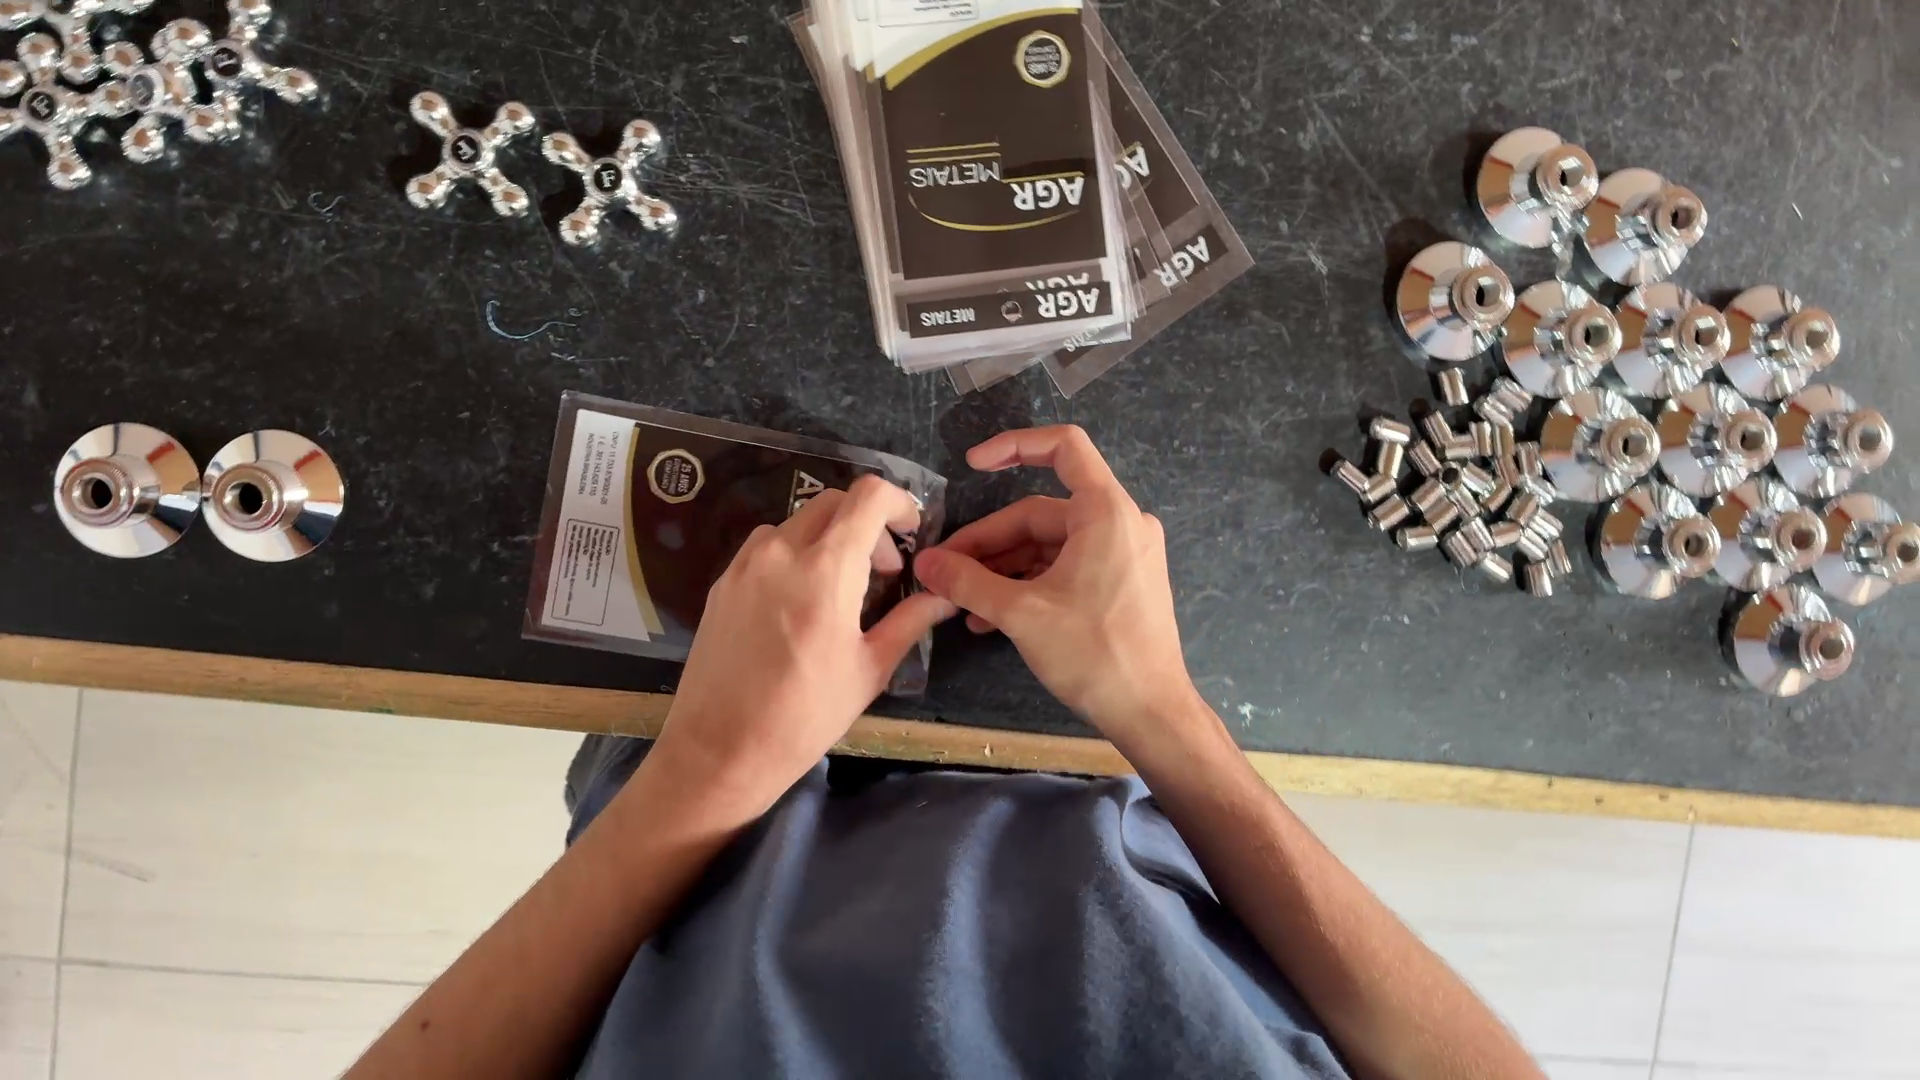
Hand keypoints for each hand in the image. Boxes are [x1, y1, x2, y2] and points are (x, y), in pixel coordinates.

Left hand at [658, 476, 957, 813]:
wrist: (718, 751)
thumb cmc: (805, 716)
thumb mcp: (870, 669)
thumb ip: (911, 620)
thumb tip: (945, 595)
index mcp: (826, 570)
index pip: (868, 496)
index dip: (900, 503)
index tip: (911, 534)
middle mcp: (781, 552)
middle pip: (834, 502)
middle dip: (868, 524)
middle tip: (883, 570)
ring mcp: (745, 564)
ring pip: (799, 521)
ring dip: (829, 538)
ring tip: (840, 587)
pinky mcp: (722, 581)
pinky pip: (768, 546)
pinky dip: (796, 553)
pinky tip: (801, 600)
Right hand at [912, 426, 1213, 758]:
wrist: (1151, 713)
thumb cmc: (1094, 653)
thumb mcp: (1021, 613)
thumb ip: (967, 582)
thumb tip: (925, 563)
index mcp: (1106, 513)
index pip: (1064, 448)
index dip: (1014, 445)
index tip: (972, 464)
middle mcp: (1120, 523)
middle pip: (1040, 513)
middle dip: (989, 542)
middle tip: (945, 570)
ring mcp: (1122, 554)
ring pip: (1048, 546)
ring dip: (1002, 570)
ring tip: (960, 602)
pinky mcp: (1120, 583)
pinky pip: (1065, 569)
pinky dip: (1028, 585)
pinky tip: (989, 618)